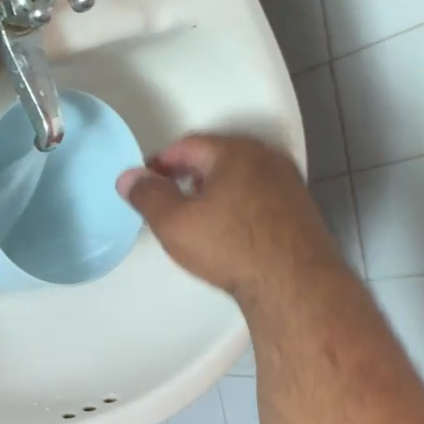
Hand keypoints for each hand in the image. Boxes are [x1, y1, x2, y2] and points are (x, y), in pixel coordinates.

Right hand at [116, 134, 349, 299]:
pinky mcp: (295, 203)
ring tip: (190, 216)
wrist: (289, 278)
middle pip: (214, 156)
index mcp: (234, 153)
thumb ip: (147, 195)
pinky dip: (231, 200)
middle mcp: (265, 157)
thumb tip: (128, 177)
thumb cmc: (228, 245)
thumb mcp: (173, 222)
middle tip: (163, 200)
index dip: (158, 163)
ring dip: (209, 188)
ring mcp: (285, 179)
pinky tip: (222, 227)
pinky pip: (253, 191)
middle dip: (185, 174)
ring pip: (235, 174)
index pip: (187, 145)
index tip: (143, 185)